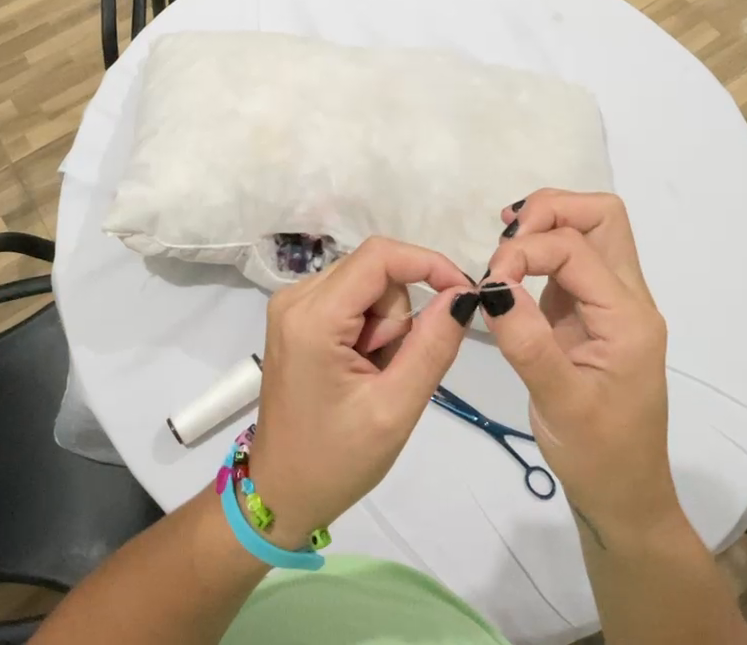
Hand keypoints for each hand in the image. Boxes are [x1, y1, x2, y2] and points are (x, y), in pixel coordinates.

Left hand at [244, 237, 474, 545]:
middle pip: (374, 272)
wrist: (282, 491)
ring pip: (367, 288)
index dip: (428, 263)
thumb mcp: (395, 407)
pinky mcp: (297, 319)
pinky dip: (368, 332)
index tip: (464, 295)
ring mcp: (292, 306)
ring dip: (384, 328)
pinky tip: (360, 371)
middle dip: (398, 317)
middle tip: (389, 372)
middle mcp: (295, 297)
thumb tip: (463, 293)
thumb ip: (432, 345)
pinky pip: (351, 302)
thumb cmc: (336, 459)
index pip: (380, 256)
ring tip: (371, 378)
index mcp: (312, 316)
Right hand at [481, 191, 679, 545]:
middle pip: (602, 216)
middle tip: (505, 239)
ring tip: (504, 248)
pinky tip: (511, 264)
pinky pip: (574, 258)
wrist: (623, 492)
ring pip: (591, 229)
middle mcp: (628, 300)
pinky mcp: (591, 312)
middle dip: (549, 210)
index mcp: (628, 318)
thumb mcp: (559, 402)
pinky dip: (542, 247)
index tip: (488, 283)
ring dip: (546, 223)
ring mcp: (611, 303)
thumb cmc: (597, 454)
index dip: (525, 250)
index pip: (575, 248)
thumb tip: (493, 285)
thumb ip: (528, 340)